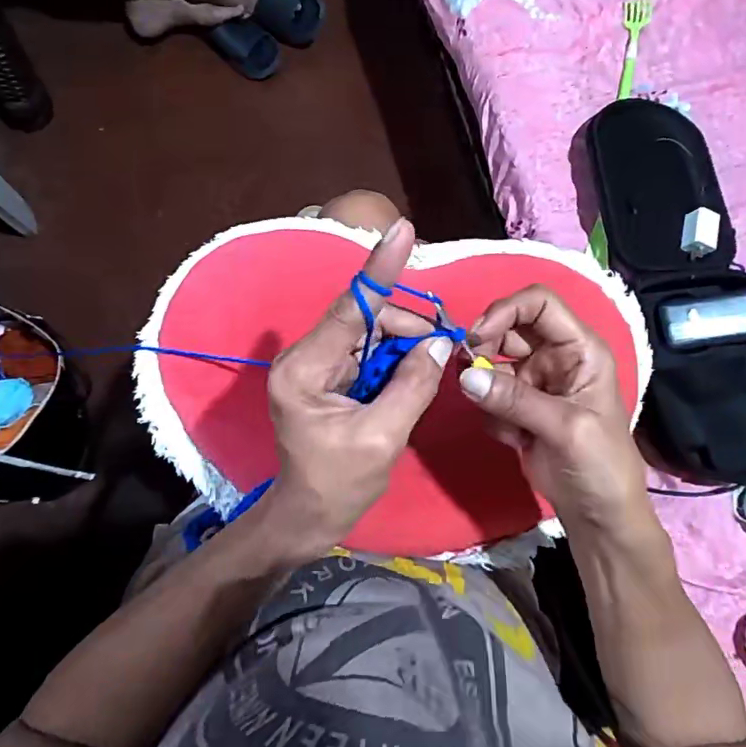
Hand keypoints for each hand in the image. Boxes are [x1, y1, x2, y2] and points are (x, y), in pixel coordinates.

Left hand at [254, 219, 451, 559]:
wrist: (308, 516)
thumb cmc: (339, 484)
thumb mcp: (383, 436)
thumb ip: (413, 384)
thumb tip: (440, 344)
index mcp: (305, 369)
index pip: (350, 308)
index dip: (380, 268)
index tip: (402, 230)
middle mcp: (304, 357)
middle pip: (365, 319)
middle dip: (406, 329)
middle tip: (442, 351)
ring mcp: (314, 364)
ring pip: (370, 334)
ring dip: (403, 345)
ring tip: (425, 372)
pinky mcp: (326, 375)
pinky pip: (368, 352)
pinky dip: (394, 359)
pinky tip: (410, 376)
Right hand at [459, 285, 648, 526]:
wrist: (600, 515)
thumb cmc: (601, 465)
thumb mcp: (565, 428)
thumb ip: (516, 400)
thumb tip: (465, 376)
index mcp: (580, 349)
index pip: (540, 303)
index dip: (506, 310)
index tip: (477, 336)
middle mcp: (556, 357)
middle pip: (508, 327)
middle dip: (485, 347)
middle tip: (469, 374)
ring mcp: (535, 382)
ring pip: (493, 363)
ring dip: (486, 386)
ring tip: (501, 419)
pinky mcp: (518, 408)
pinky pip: (489, 395)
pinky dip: (491, 414)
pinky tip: (515, 440)